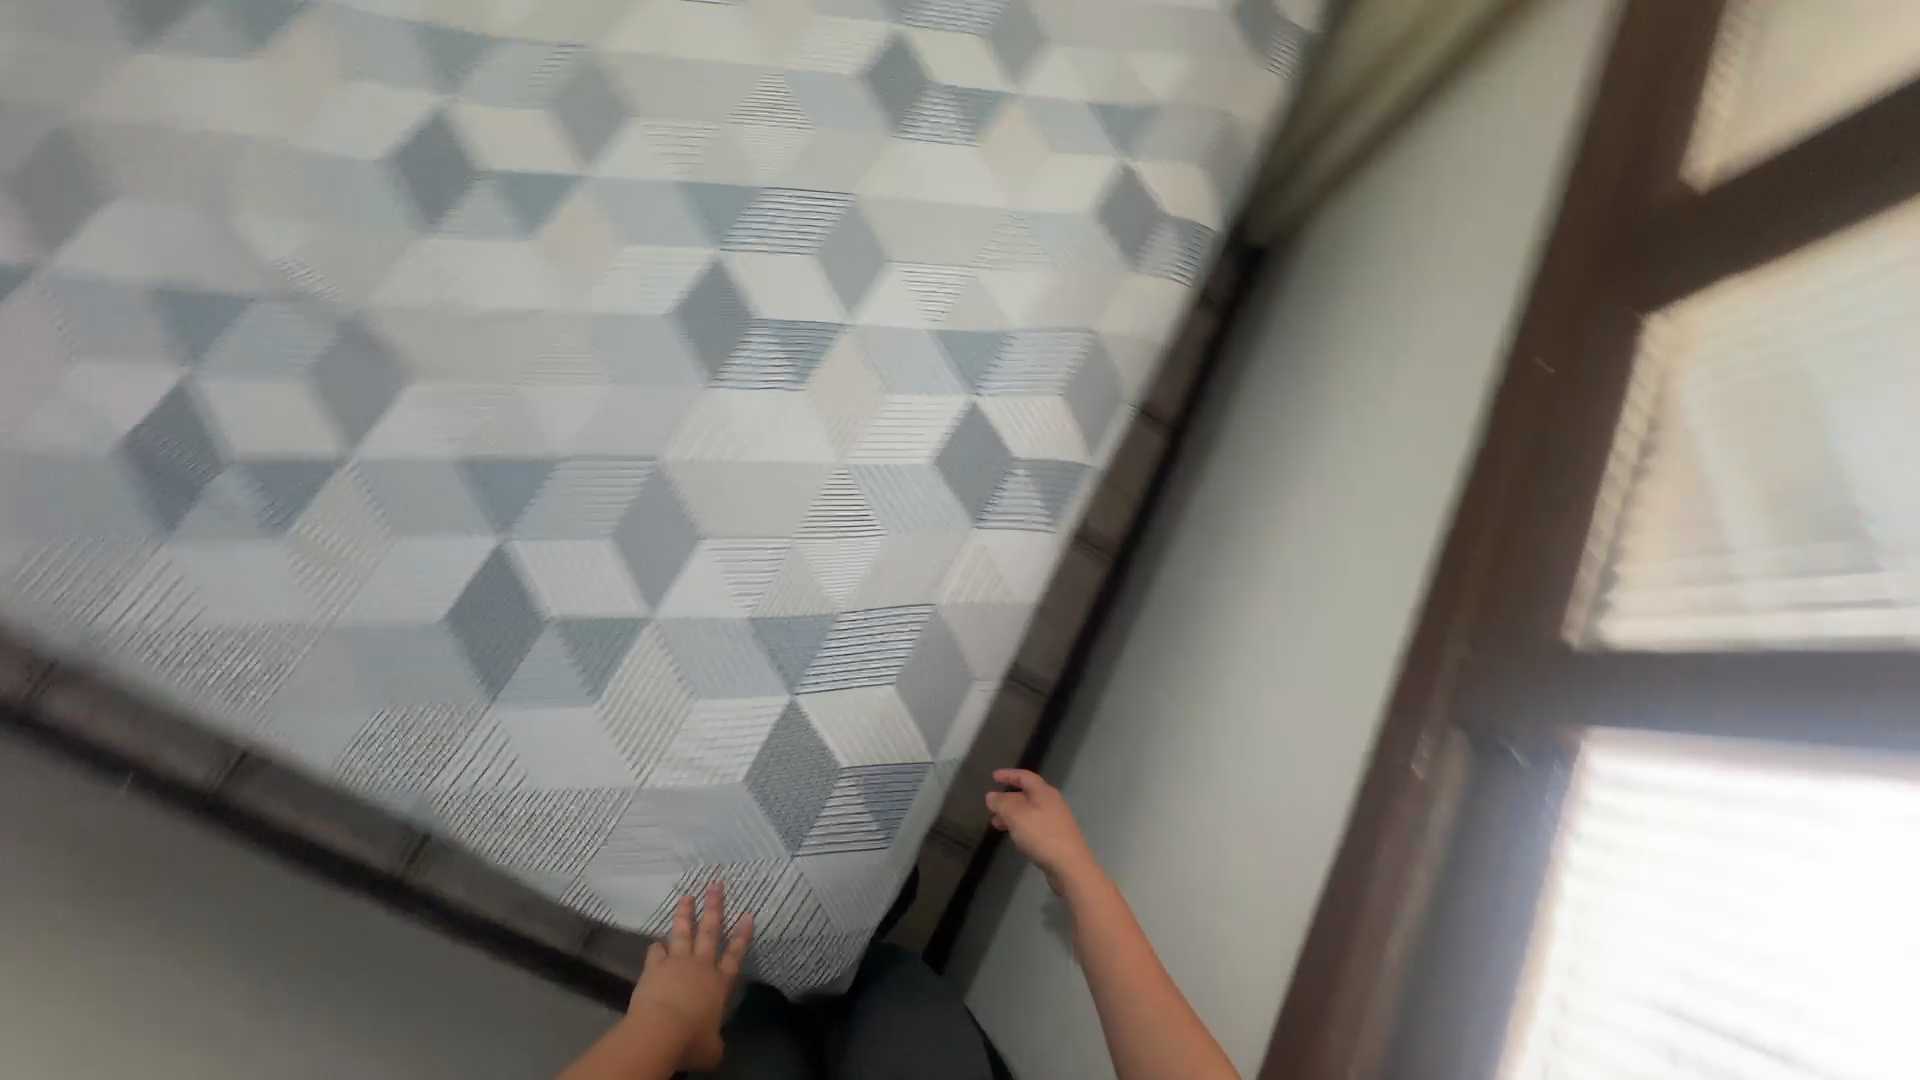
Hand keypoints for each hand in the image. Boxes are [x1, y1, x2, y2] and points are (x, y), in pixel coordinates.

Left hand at [626, 882, 753, 1071]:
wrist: (660, 1031)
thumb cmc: (691, 1040)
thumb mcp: (711, 1049)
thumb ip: (715, 1042)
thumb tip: (715, 1047)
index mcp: (719, 983)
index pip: (735, 954)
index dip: (743, 935)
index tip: (748, 913)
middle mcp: (701, 966)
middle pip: (710, 931)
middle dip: (714, 908)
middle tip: (716, 885)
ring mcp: (678, 963)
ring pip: (684, 933)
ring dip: (685, 914)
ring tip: (687, 896)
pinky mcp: (655, 968)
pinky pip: (656, 953)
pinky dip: (656, 948)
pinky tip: (655, 941)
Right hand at [986, 769, 1101, 893]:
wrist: (1070, 866)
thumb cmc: (1042, 835)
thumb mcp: (1017, 816)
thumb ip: (1002, 803)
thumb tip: (991, 796)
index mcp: (1044, 792)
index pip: (1025, 776)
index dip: (1009, 774)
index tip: (994, 776)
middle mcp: (1052, 803)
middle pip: (1027, 794)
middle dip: (1007, 799)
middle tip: (991, 806)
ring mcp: (1056, 821)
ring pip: (1029, 812)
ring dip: (1012, 815)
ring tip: (996, 823)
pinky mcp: (1056, 837)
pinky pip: (1034, 825)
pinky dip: (1020, 826)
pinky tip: (1014, 836)